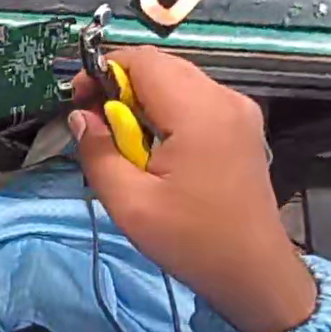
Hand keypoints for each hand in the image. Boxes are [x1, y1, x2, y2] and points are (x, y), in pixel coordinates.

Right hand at [70, 48, 315, 331]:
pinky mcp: (240, 125)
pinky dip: (162, 109)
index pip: (143, 60)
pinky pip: (192, 98)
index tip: (78, 102)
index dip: (103, 71)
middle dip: (118, 85)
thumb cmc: (190, 240)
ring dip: (139, 99)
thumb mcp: (129, 203)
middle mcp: (224, 99)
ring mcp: (237, 110)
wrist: (252, 271)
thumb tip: (80, 117)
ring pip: (175, 80)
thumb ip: (98, 152)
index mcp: (198, 113)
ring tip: (120, 139)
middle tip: (93, 123)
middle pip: (159, 65)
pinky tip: (151, 145)